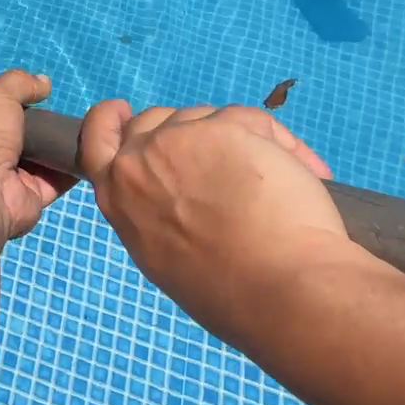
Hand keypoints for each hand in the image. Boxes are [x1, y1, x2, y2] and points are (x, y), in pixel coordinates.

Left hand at [0, 70, 75, 246]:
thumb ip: (19, 84)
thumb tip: (43, 82)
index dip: (13, 100)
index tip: (41, 94)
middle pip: (19, 133)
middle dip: (40, 125)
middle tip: (67, 115)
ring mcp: (7, 175)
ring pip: (40, 156)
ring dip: (58, 146)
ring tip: (86, 131)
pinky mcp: (30, 196)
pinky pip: (56, 179)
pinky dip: (71, 169)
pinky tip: (90, 155)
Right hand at [77, 101, 362, 348]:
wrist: (280, 290)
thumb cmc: (225, 293)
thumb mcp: (159, 254)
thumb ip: (151, 211)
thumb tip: (178, 194)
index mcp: (117, 194)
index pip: (96, 137)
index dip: (109, 119)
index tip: (123, 111)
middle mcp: (139, 160)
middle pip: (154, 119)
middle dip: (185, 130)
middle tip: (224, 158)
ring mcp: (179, 139)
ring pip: (206, 117)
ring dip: (237, 139)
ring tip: (276, 179)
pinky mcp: (226, 129)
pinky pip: (253, 120)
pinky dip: (282, 143)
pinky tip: (308, 172)